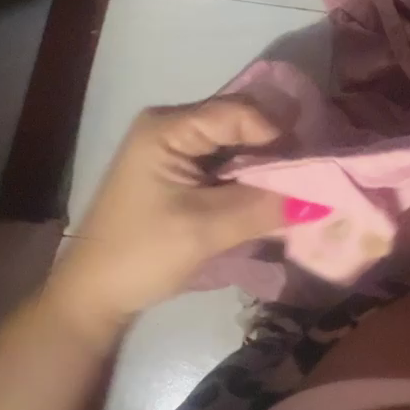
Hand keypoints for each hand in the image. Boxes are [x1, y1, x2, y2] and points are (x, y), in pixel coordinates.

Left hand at [47, 96, 322, 329]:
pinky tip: (272, 191)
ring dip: (265, 161)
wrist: (89, 298)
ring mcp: (173, 146)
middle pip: (237, 121)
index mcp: (168, 126)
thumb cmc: (140, 255)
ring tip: (300, 182)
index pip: (236, 112)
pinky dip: (249, 174)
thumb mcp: (205, 231)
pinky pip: (224, 160)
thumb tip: (319, 197)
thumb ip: (262, 207)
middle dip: (275, 145)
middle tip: (313, 169)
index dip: (276, 130)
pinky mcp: (178, 169)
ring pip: (234, 141)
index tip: (311, 159)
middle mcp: (171, 124)